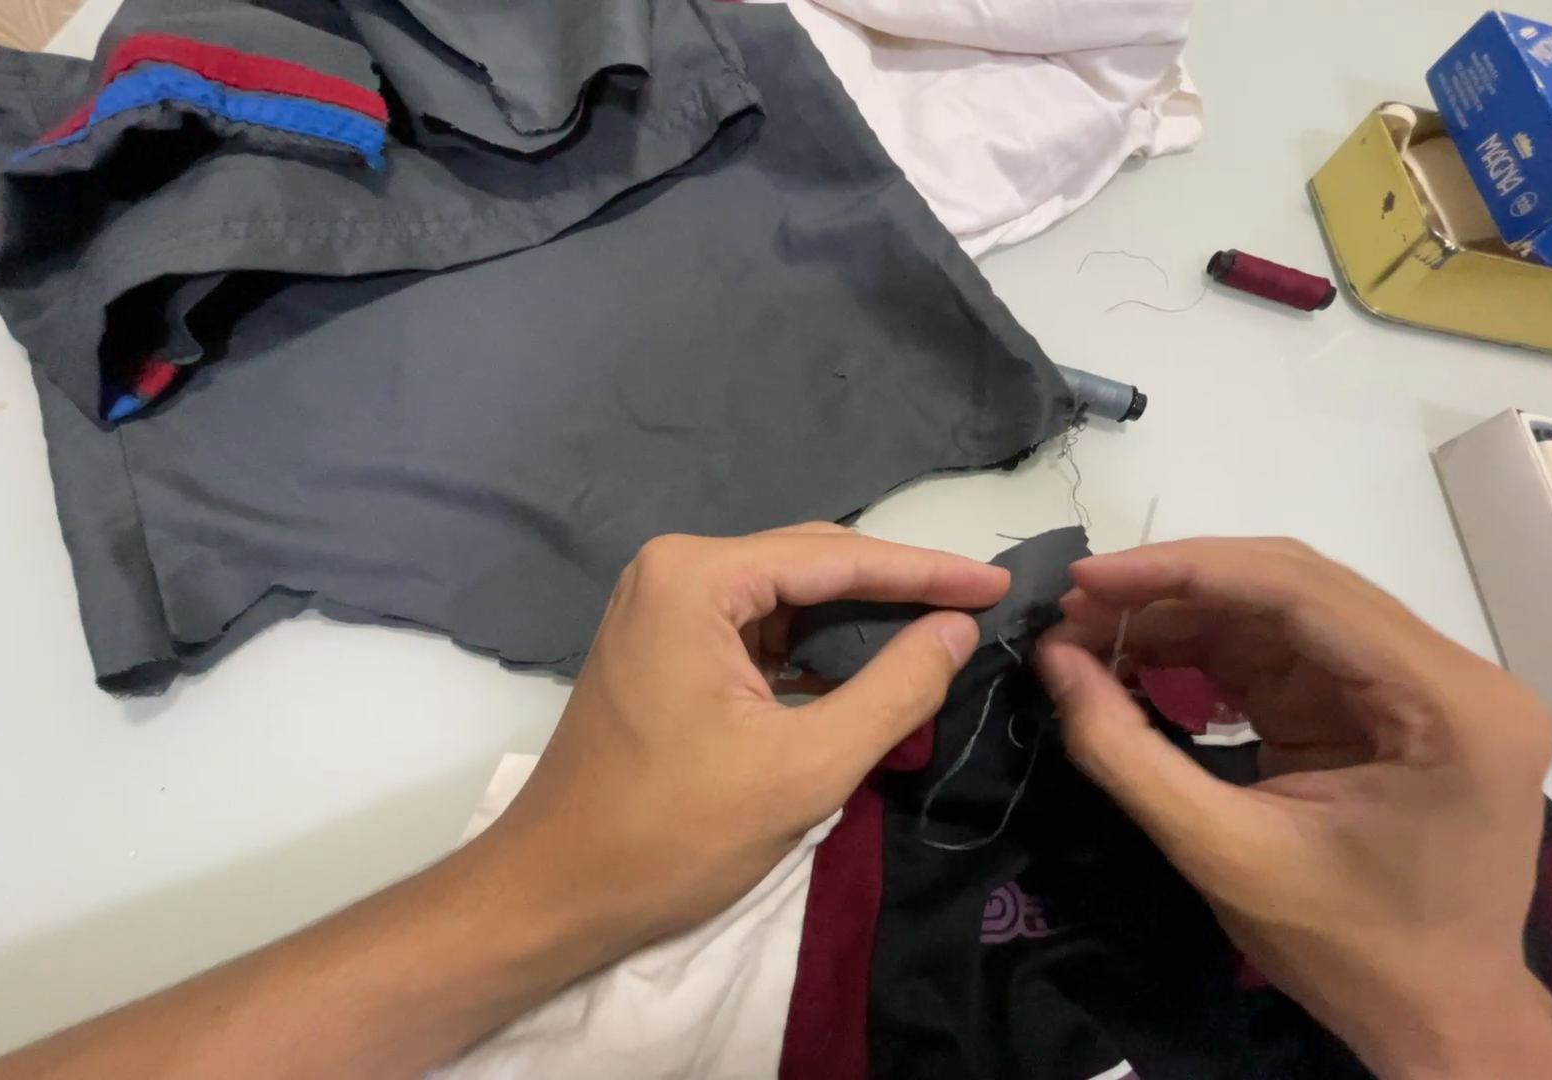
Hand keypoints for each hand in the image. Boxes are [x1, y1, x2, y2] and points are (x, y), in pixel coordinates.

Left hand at [476, 523, 1008, 950]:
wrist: (557, 891)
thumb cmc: (674, 833)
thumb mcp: (805, 767)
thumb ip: (894, 689)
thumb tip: (956, 628)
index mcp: (697, 576)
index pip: (834, 559)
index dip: (924, 571)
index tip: (995, 581)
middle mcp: (675, 568)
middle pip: (808, 563)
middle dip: (893, 586)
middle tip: (973, 603)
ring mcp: (664, 602)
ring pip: (785, 593)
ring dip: (855, 616)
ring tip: (933, 629)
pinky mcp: (665, 638)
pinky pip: (757, 625)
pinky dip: (811, 645)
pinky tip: (861, 662)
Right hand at [1033, 538, 1551, 1078]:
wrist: (1433, 1015)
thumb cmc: (1347, 948)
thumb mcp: (1218, 851)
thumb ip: (1122, 750)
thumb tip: (1052, 657)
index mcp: (1443, 705)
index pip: (1297, 591)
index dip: (1179, 572)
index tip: (1085, 579)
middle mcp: (1439, 671)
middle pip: (1283, 582)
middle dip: (1168, 586)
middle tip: (1076, 605)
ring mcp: (1407, 680)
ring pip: (1267, 604)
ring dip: (1172, 613)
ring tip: (1089, 633)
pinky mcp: (1365, 696)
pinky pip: (1266, 643)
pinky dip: (1192, 647)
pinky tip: (1135, 662)